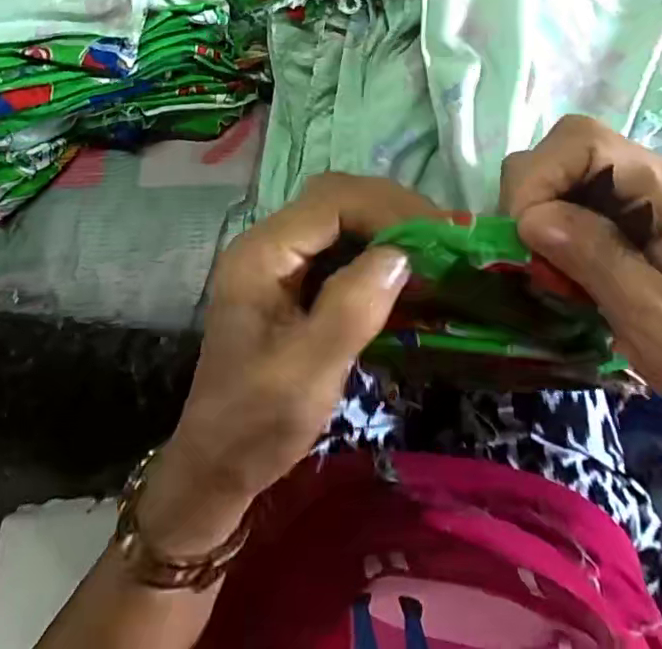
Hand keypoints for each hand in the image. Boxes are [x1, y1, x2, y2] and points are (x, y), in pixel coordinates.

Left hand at [139, 174, 437, 552]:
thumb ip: (352, 307)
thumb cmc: (258, 421)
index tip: (439, 235)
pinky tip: (404, 275)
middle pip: (333, 199)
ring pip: (337, 220)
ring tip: (433, 251)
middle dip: (390, 211)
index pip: (330, 201)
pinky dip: (373, 253)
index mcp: (262, 255)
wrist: (218, 461)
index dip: (387, 209)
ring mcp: (276, 264)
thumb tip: (401, 254)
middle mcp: (266, 246)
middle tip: (443, 239)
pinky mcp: (289, 286)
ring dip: (385, 228)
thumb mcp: (309, 370)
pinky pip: (336, 250)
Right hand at [501, 116, 661, 458]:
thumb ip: (603, 265)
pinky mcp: (644, 223)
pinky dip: (555, 229)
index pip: (589, 143)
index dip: (539, 176)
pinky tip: (567, 270)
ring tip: (552, 269)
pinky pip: (580, 201)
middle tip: (534, 255)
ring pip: (570, 173)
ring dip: (542, 214)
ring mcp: (657, 203)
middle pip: (573, 149)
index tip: (524, 234)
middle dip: (534, 195)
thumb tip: (533, 216)